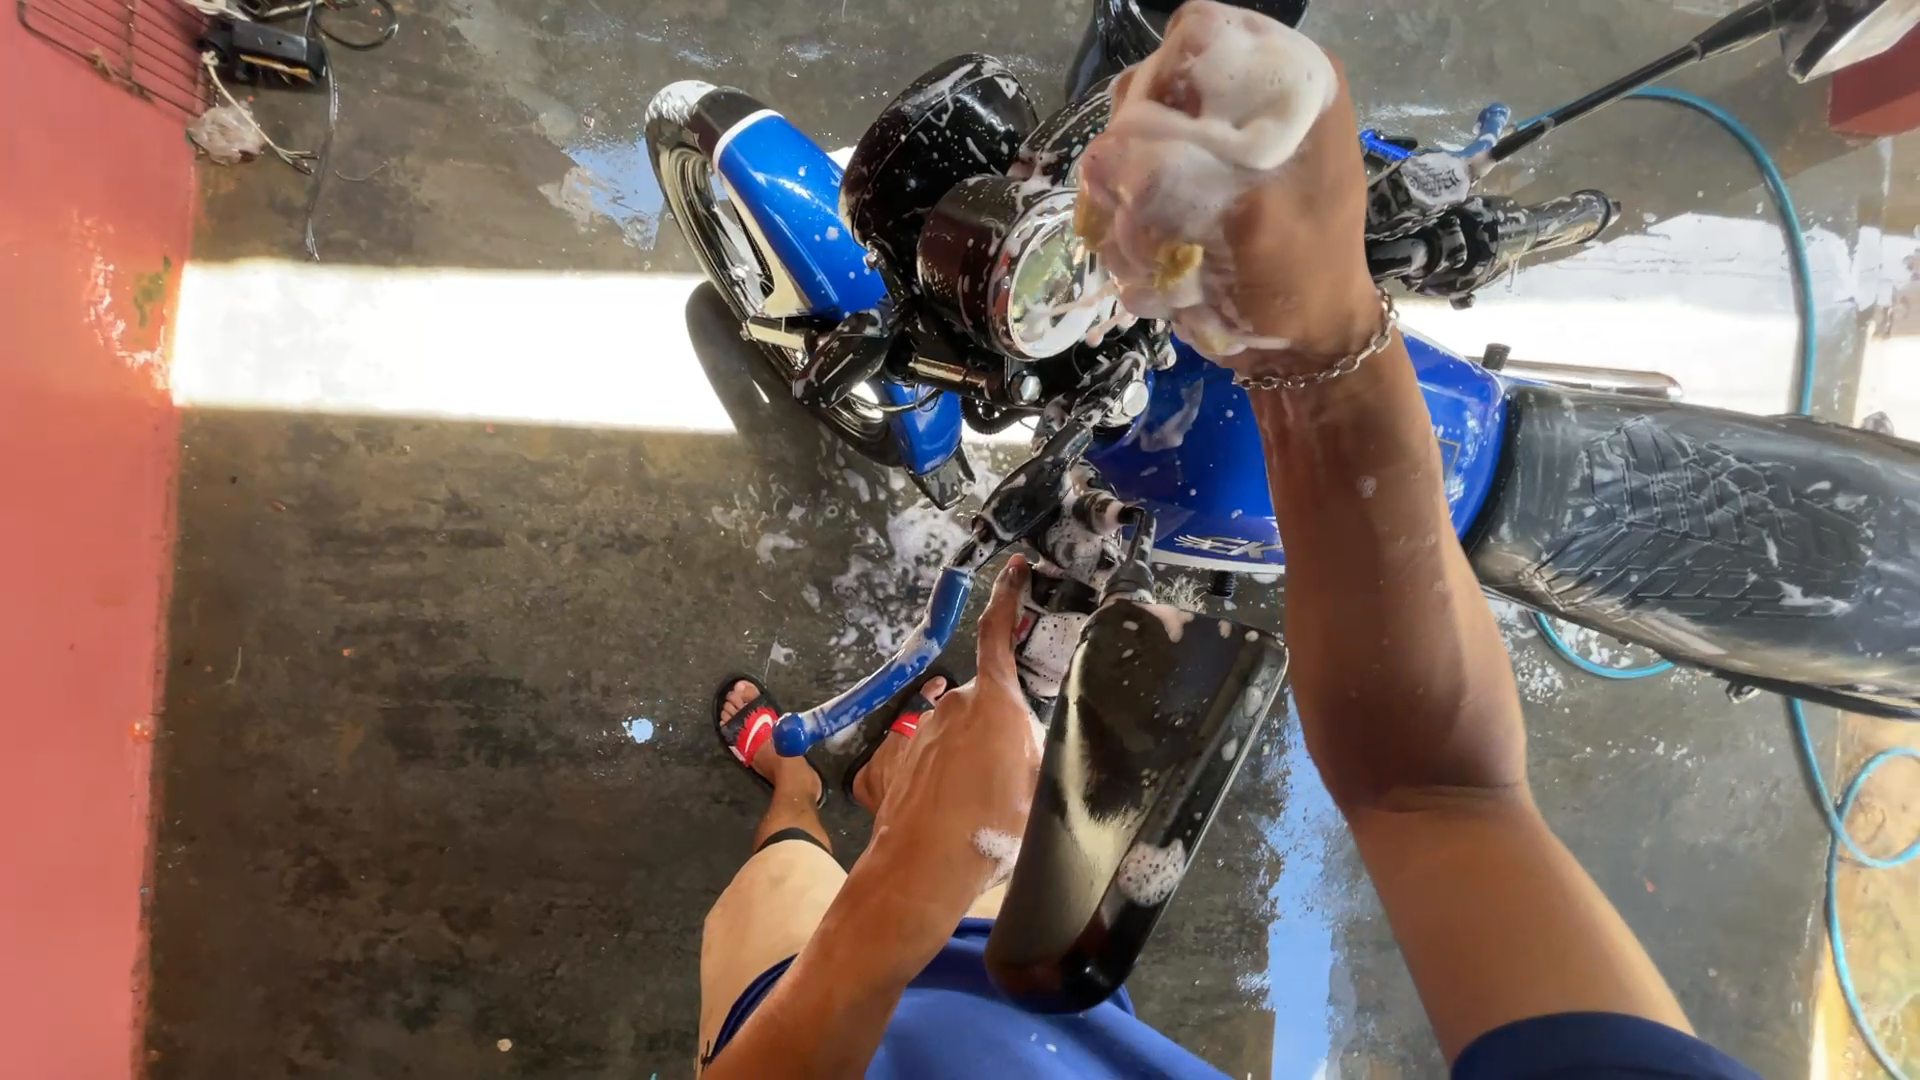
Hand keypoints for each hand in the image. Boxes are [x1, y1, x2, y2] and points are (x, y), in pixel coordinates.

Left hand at [866, 556, 1042, 919]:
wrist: (922, 866)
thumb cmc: (990, 826)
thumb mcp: (1039, 786)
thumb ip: (1036, 748)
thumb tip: (1027, 737)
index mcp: (995, 702)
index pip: (999, 634)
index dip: (1007, 597)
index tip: (1012, 569)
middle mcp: (954, 704)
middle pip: (989, 702)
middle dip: (1002, 728)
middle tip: (1012, 776)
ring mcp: (924, 729)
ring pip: (961, 731)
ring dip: (973, 755)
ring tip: (981, 804)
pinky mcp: (901, 755)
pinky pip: (936, 755)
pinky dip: (948, 775)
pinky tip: (953, 811)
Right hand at [1076, 0, 1380, 372]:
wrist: (1302, 342)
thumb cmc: (1300, 281)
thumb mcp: (1253, 224)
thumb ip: (1181, 181)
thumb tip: (1100, 159)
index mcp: (1285, 84)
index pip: (1195, 40)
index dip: (1159, 93)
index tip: (1154, 157)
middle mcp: (1241, 108)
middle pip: (1144, 100)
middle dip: (1133, 169)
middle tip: (1150, 224)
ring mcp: (1205, 157)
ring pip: (1122, 158)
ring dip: (1126, 218)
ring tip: (1158, 262)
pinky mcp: (1180, 198)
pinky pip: (1123, 204)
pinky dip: (1129, 243)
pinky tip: (1156, 273)